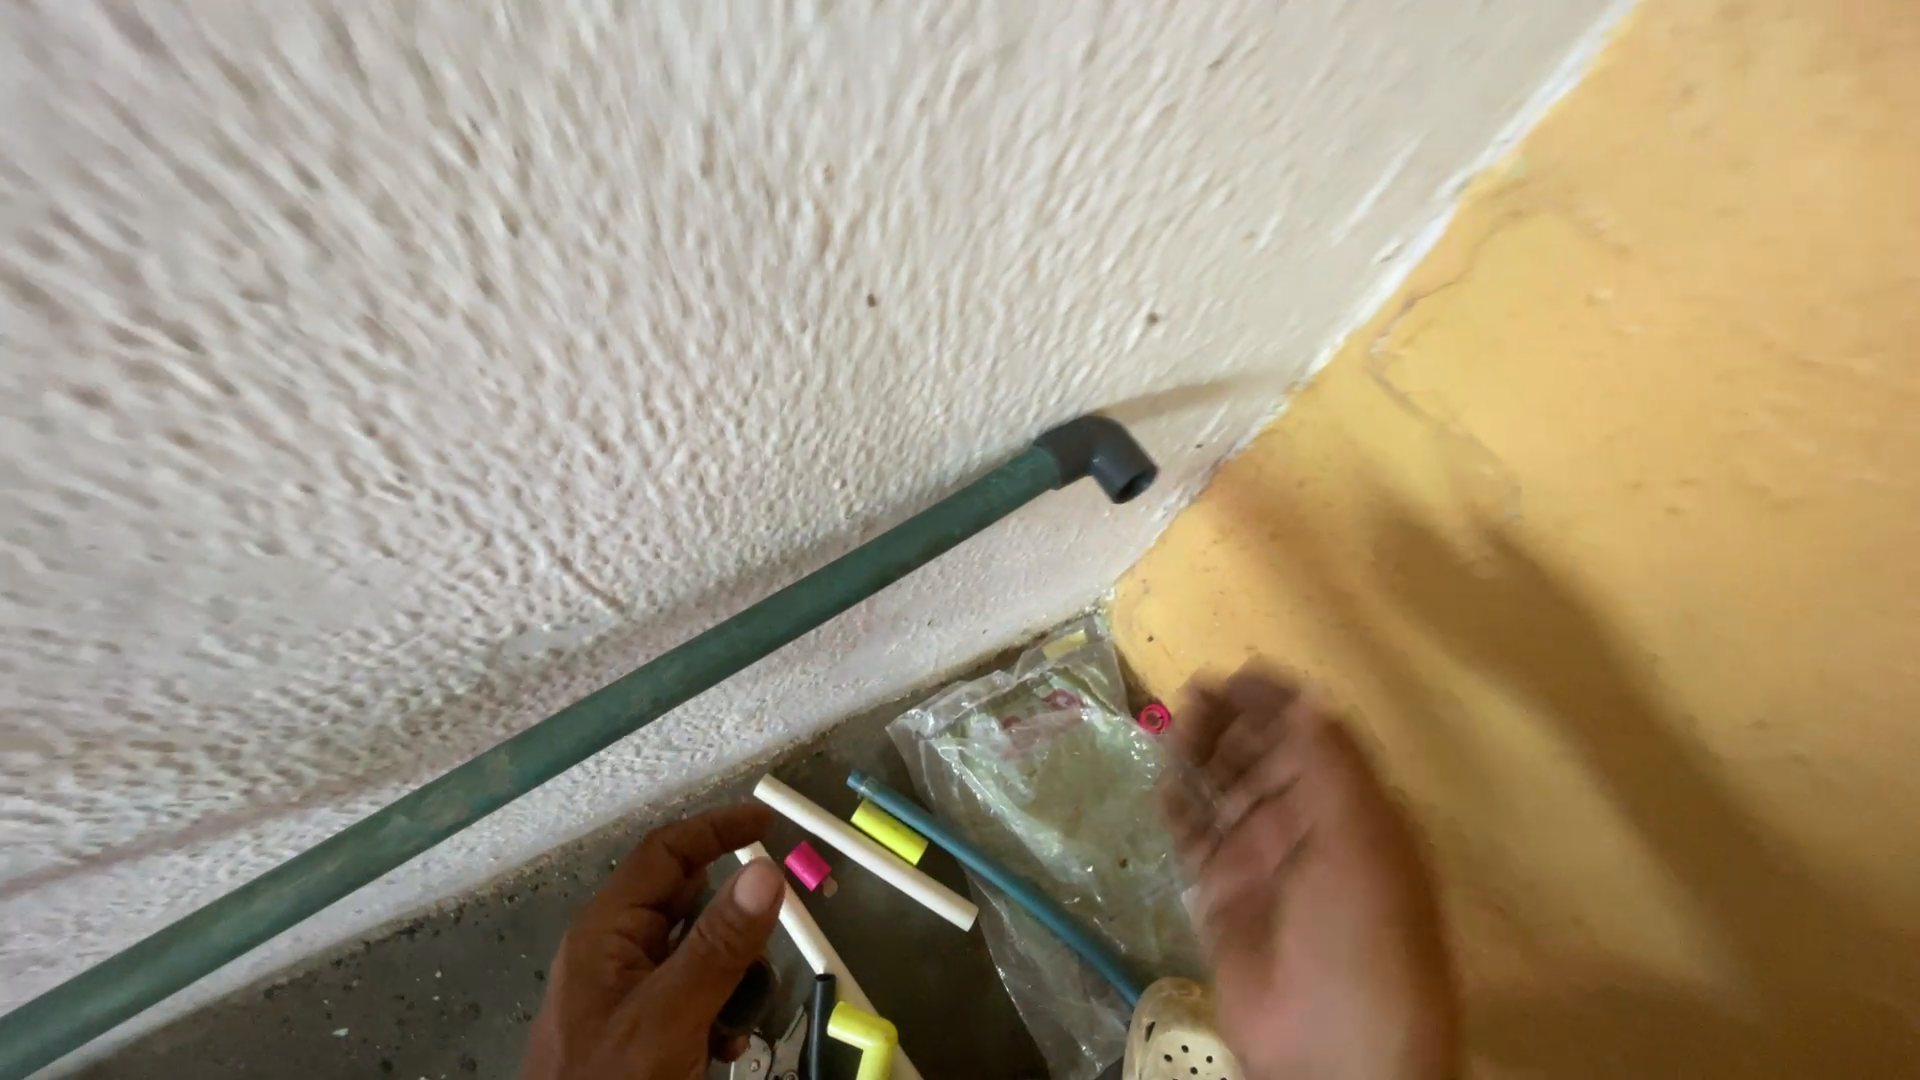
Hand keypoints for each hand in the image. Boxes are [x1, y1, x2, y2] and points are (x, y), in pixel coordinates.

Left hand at [521, 804, 785, 1079]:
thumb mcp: (668, 1019)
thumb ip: (719, 945)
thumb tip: (767, 869)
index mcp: (607, 931)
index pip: (667, 851)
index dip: (717, 828)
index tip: (771, 825)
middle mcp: (618, 950)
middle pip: (691, 899)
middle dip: (735, 919)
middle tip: (767, 942)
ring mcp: (632, 991)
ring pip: (703, 949)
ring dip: (734, 972)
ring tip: (742, 1014)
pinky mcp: (647, 1026)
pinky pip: (699, 991)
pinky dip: (723, 1008)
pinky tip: (726, 1044)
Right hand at [1159, 667, 1457, 1079]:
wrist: (1333, 1050)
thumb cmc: (1362, 937)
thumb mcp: (1362, 843)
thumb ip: (1332, 765)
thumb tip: (1307, 695)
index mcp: (1348, 808)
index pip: (1310, 735)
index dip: (1275, 701)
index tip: (1234, 675)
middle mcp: (1304, 823)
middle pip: (1259, 754)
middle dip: (1228, 721)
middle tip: (1191, 697)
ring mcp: (1259, 856)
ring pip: (1221, 787)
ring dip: (1198, 755)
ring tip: (1172, 733)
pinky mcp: (1220, 889)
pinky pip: (1192, 835)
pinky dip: (1177, 809)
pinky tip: (1164, 790)